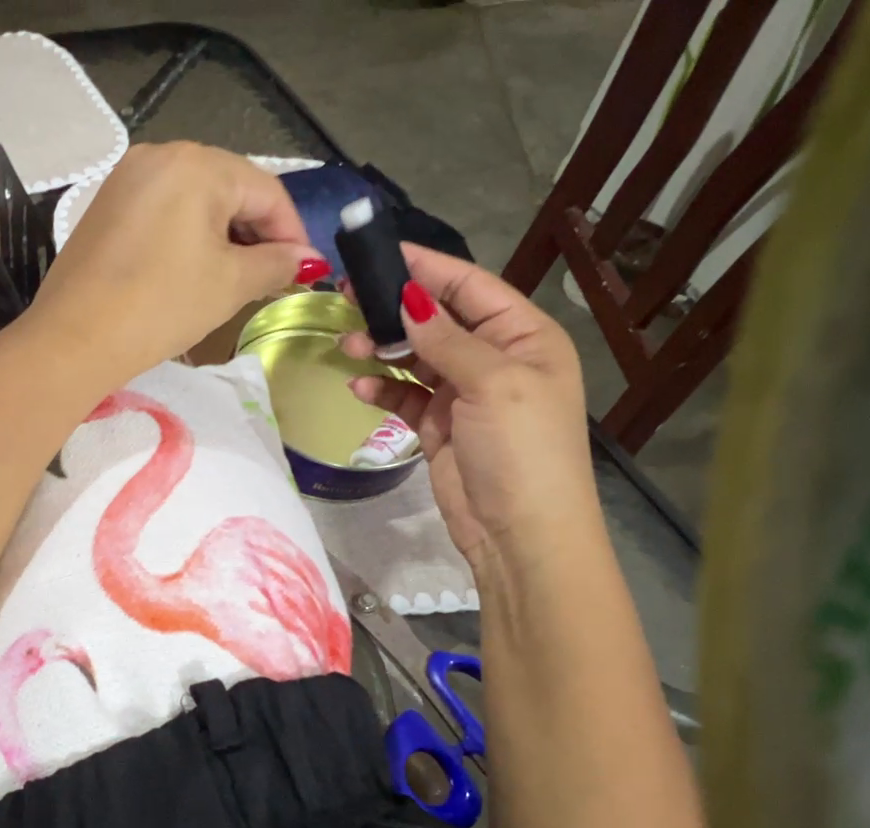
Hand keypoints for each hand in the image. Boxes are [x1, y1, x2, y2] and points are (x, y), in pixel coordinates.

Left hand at [21, 142, 322, 384]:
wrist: (74, 339)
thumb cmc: (161, 306)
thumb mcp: (229, 285)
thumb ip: (275, 263)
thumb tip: (305, 259)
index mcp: (197, 163)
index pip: (265, 190)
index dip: (292, 232)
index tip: (305, 270)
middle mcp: (160, 155)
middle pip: (229, 188)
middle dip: (256, 232)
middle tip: (271, 276)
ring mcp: (126, 179)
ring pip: (194, 199)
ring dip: (223, 234)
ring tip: (235, 277)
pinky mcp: (105, 206)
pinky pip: (162, 210)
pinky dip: (187, 235)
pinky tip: (192, 269)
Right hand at [341, 244, 595, 564]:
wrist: (521, 533)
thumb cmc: (522, 450)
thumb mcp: (493, 384)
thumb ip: (448, 339)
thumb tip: (408, 297)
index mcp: (524, 337)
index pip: (471, 287)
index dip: (427, 268)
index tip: (380, 253)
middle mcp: (495, 359)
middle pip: (438, 318)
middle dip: (394, 307)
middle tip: (345, 296)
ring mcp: (464, 394)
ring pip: (415, 356)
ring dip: (382, 348)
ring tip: (347, 344)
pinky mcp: (438, 426)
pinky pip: (404, 396)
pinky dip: (382, 389)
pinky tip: (358, 387)